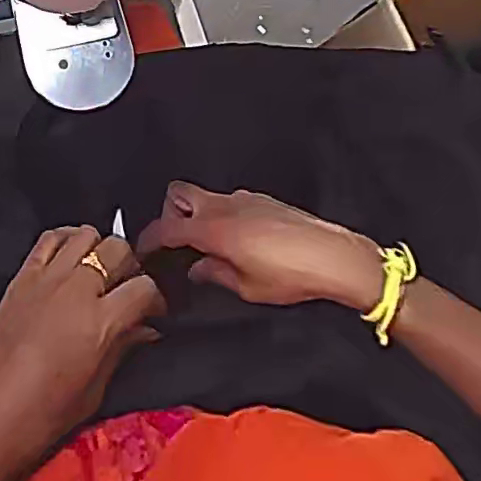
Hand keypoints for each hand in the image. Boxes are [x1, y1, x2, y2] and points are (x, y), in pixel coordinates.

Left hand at [0, 226, 165, 480]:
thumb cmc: (39, 417)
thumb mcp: (94, 391)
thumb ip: (123, 349)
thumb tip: (144, 330)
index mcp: (100, 321)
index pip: (144, 288)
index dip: (155, 299)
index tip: (153, 312)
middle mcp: (75, 289)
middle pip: (118, 250)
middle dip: (132, 268)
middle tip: (128, 291)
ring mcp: (46, 277)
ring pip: (87, 234)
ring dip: (100, 249)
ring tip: (100, 274)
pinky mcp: (22, 276)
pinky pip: (50, 238)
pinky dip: (67, 240)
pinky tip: (71, 257)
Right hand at [136, 182, 384, 310]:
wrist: (334, 257)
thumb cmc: (295, 273)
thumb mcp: (247, 287)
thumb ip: (215, 273)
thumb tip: (201, 269)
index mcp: (213, 229)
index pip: (167, 228)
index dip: (150, 238)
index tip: (145, 247)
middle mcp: (224, 207)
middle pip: (178, 193)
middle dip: (170, 212)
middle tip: (177, 239)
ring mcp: (245, 199)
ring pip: (206, 197)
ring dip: (200, 215)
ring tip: (212, 245)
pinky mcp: (263, 201)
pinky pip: (231, 202)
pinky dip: (225, 216)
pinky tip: (240, 241)